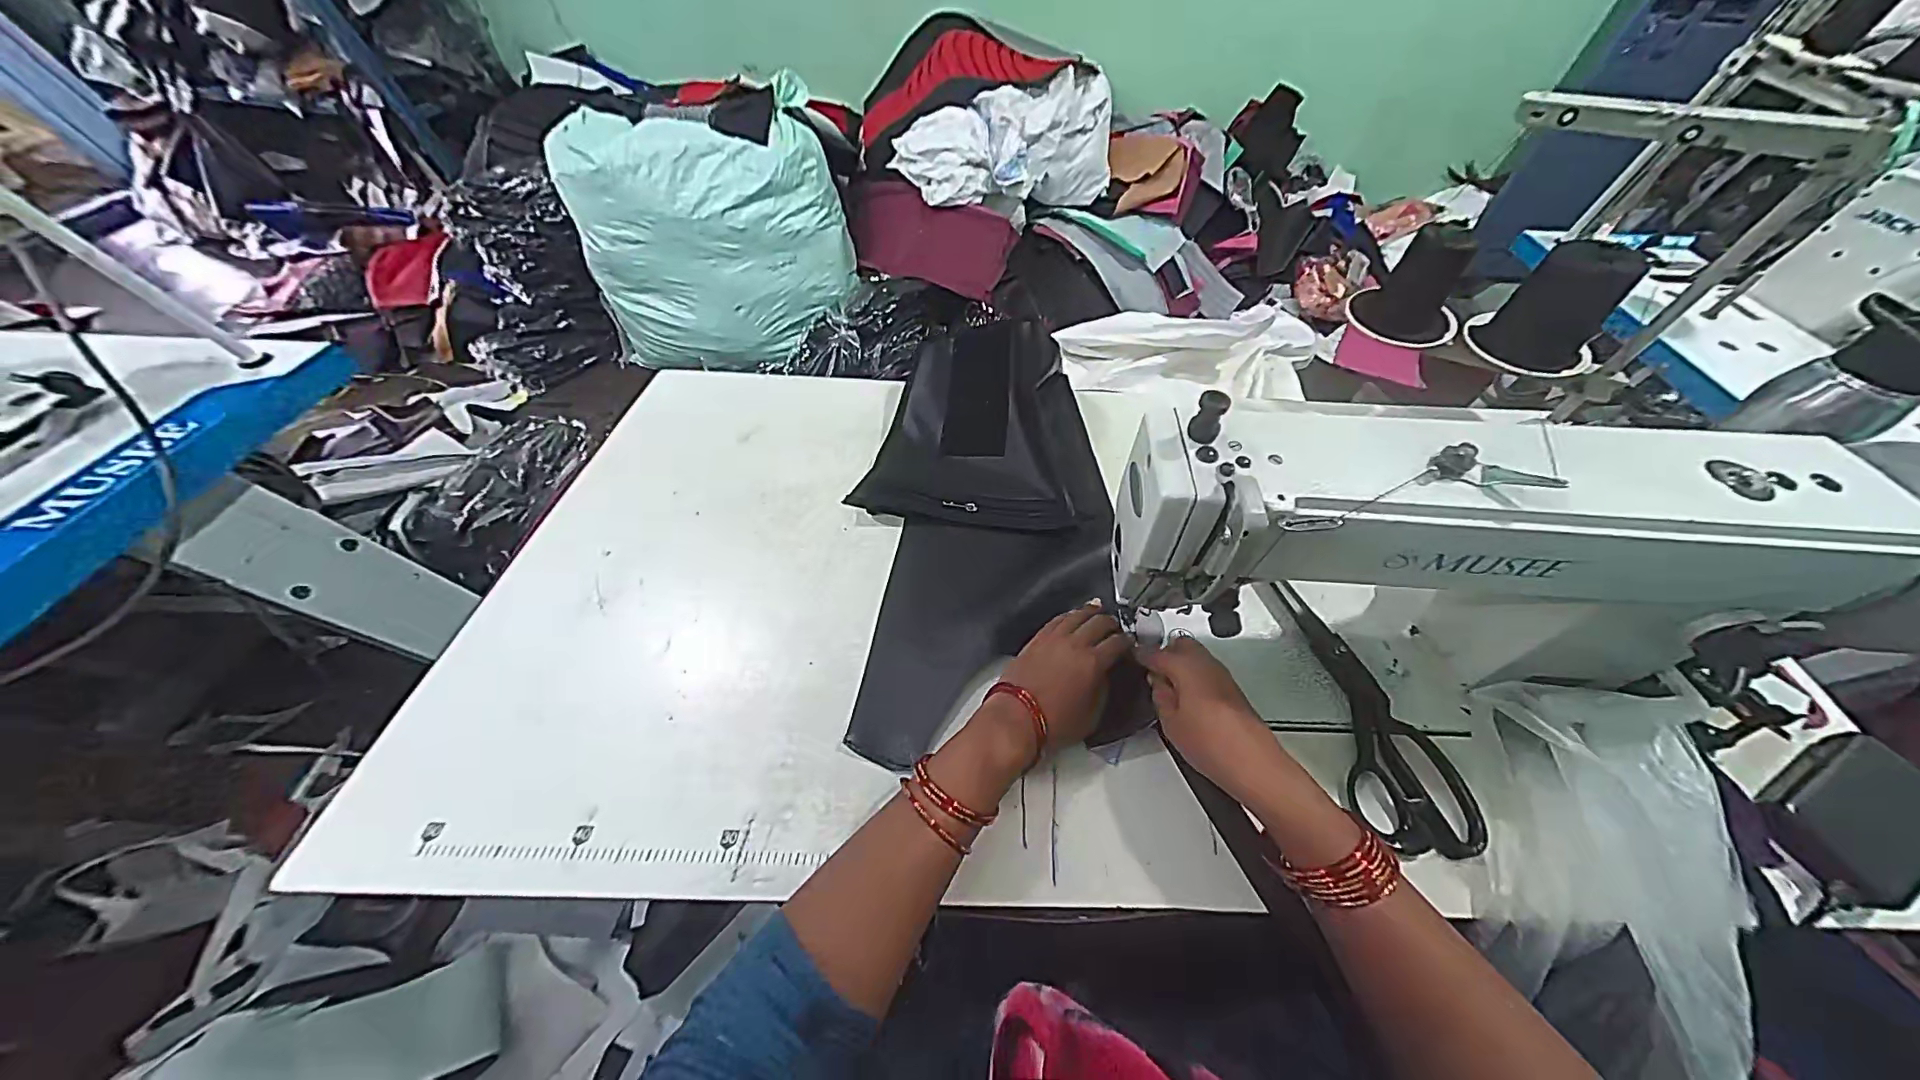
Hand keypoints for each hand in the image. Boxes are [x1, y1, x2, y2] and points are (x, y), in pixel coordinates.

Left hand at [997, 602, 1131, 754]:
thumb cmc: (1050, 722)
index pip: (1118, 643)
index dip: (1127, 642)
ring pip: (1077, 615)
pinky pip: (1056, 620)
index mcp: (1093, 663)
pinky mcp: (1036, 640)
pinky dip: (1068, 616)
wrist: (1017, 717)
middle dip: (1112, 623)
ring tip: (1097, 612)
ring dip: (1090, 613)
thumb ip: (1102, 691)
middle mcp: (1074, 645)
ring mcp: (1053, 640)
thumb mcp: (1091, 715)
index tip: (1128, 644)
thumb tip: (1103, 678)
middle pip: (1100, 622)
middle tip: (1115, 628)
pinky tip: (1069, 617)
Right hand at [1136, 637, 1288, 802]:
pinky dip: (1195, 676)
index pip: (1157, 652)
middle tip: (1152, 669)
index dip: (1142, 655)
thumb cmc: (1216, 745)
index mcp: (1187, 667)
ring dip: (1181, 663)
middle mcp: (1208, 665)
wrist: (1253, 764)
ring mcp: (1223, 676)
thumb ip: (1159, 696)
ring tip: (1168, 686)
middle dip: (1165, 652)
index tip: (1135, 658)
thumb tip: (1158, 685)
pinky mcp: (1233, 689)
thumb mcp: (1170, 723)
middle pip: (1181, 644)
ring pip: (1197, 655)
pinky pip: (1208, 671)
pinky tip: (1188, 696)